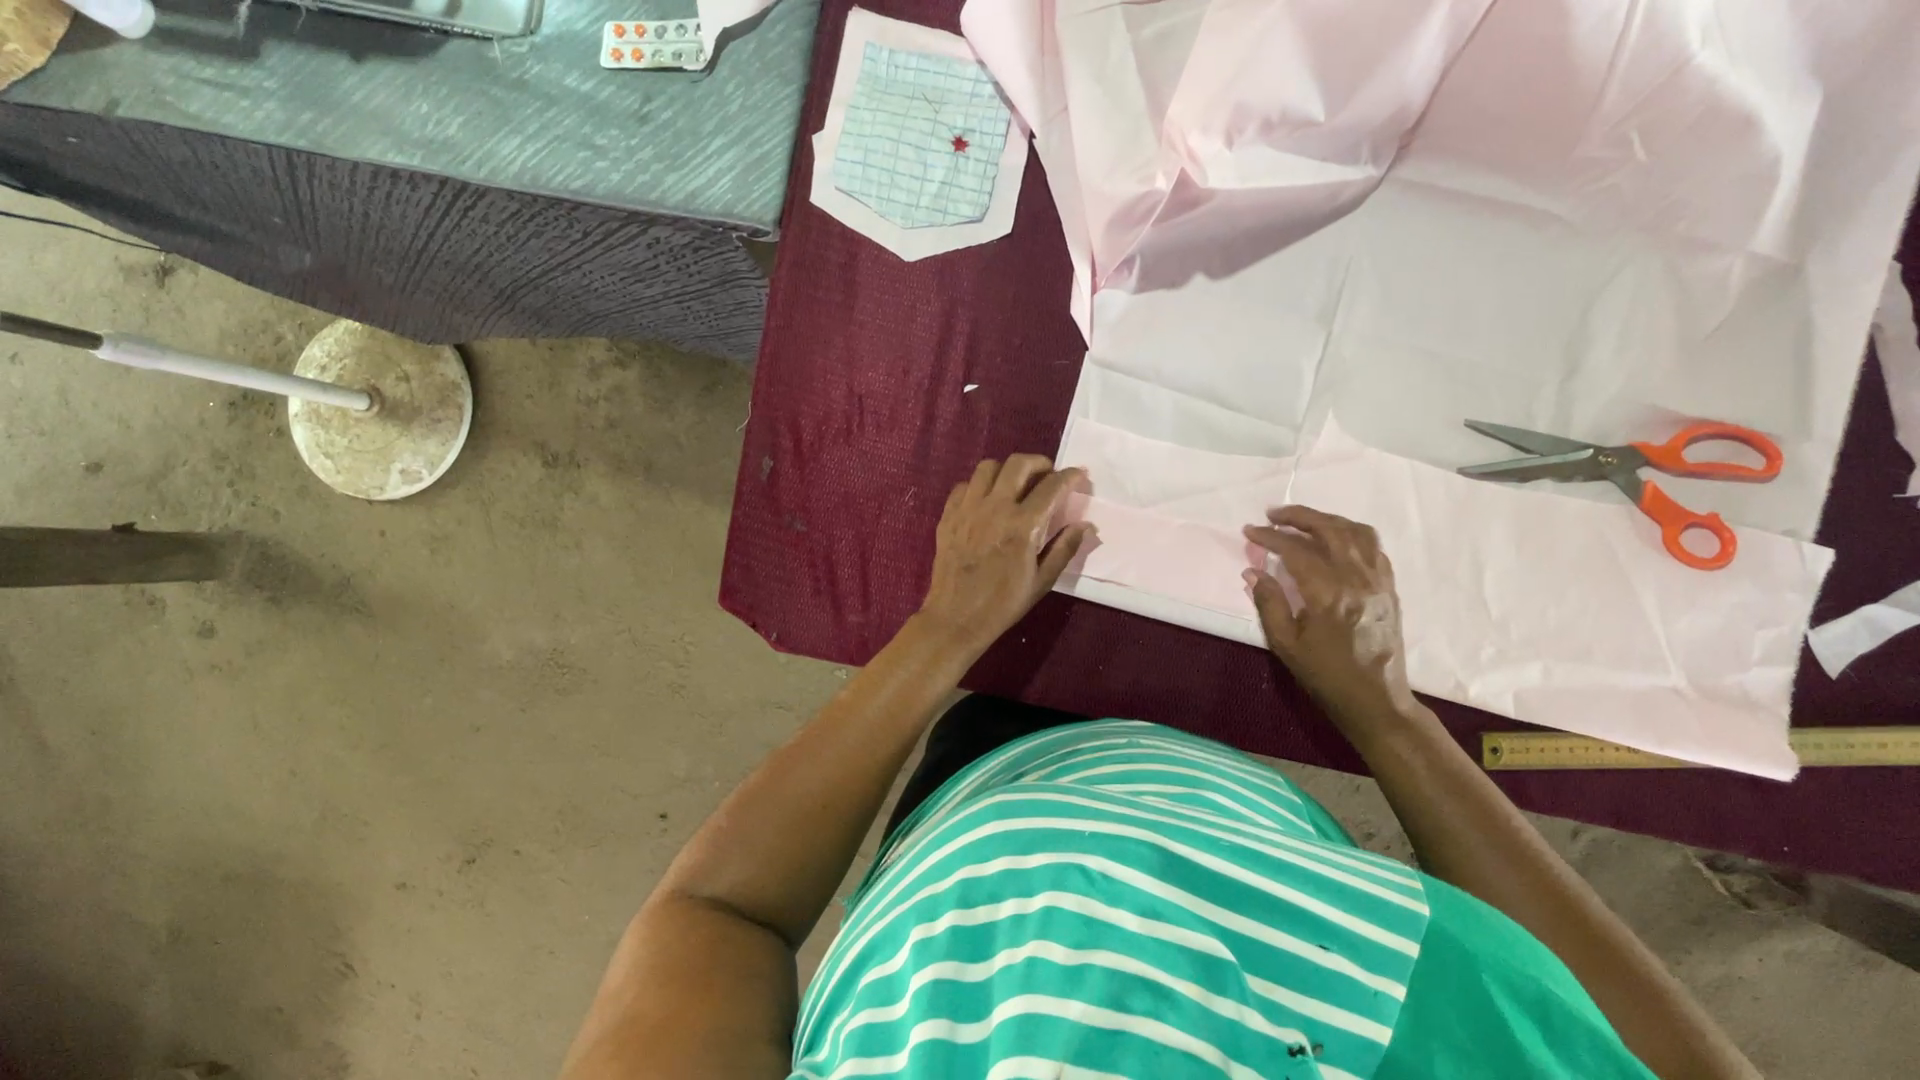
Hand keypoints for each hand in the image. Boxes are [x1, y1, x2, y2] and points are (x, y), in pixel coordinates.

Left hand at [916, 455, 1093, 658]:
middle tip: (1047, 475)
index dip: (1070, 476)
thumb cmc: (1003, 603)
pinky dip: (979, 485)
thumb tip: (1086, 525)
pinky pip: (964, 486)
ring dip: (1007, 470)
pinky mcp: (948, 515)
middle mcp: (994, 508)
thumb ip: (1064, 548)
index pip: (1052, 486)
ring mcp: (968, 509)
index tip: (1079, 475)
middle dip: (1039, 463)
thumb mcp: (1042, 581)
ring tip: (1015, 483)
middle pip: (1018, 464)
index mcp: (1022, 525)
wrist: (956, 617)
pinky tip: (987, 500)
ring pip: (988, 467)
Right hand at [1243, 506, 1418, 724]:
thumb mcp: (1286, 644)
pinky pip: (1373, 546)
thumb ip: (1268, 603)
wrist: (1375, 699)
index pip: (1295, 550)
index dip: (1270, 537)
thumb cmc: (1325, 675)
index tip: (1250, 531)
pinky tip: (1334, 538)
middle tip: (1272, 515)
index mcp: (1328, 594)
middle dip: (1298, 516)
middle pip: (1328, 529)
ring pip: (1355, 531)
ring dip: (1326, 519)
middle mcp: (1357, 579)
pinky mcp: (1389, 586)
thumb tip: (1253, 570)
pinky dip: (1350, 533)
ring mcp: (1378, 580)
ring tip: (1302, 521)